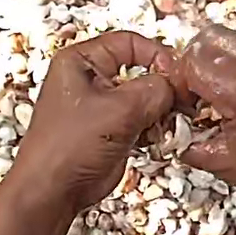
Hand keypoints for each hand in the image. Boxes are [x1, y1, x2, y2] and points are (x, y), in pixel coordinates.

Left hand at [11, 31, 175, 216]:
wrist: (53, 191)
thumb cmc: (70, 146)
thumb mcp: (118, 110)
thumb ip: (154, 90)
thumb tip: (176, 84)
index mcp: (82, 61)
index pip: (130, 43)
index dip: (157, 55)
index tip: (178, 75)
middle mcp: (92, 79)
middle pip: (141, 70)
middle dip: (163, 87)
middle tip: (181, 102)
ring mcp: (103, 106)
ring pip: (145, 97)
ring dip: (162, 111)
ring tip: (171, 123)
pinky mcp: (113, 129)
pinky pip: (143, 119)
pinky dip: (156, 127)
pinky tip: (160, 138)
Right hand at [161, 26, 235, 213]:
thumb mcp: (228, 165)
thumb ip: (189, 140)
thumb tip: (167, 123)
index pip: (194, 61)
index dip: (179, 81)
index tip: (182, 103)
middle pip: (208, 39)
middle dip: (192, 64)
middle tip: (193, 95)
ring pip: (228, 39)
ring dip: (211, 61)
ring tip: (214, 94)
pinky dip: (232, 64)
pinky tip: (234, 93)